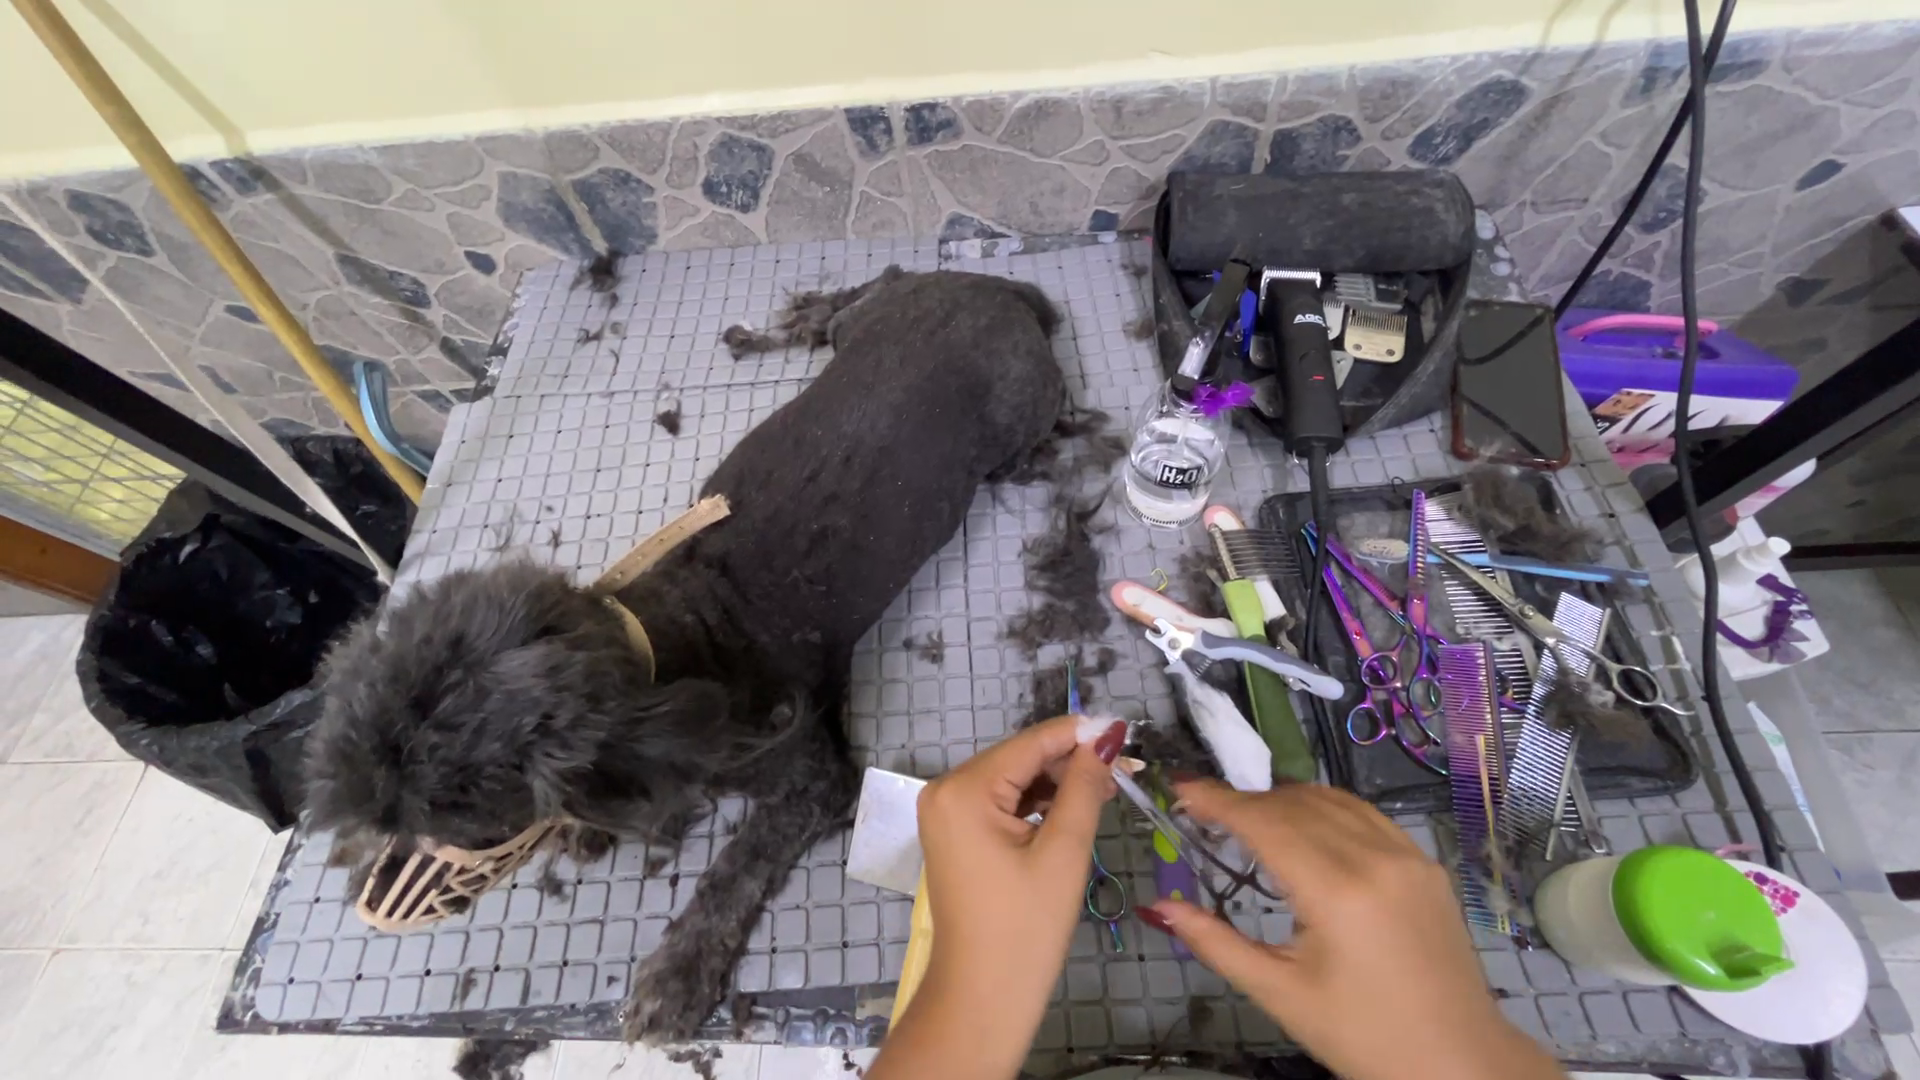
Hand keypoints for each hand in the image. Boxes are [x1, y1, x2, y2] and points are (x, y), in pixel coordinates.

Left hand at [868, 714, 1121, 1079]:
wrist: (981, 1001)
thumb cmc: (1025, 930)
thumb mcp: (1063, 852)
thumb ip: (1084, 786)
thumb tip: (1106, 737)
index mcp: (964, 789)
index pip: (1030, 743)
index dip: (1079, 733)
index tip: (1124, 730)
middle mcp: (945, 788)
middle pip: (1019, 758)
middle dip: (1069, 762)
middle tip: (1123, 774)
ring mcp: (945, 810)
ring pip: (1012, 778)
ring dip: (1055, 783)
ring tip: (1106, 791)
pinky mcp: (953, 831)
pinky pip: (999, 801)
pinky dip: (1034, 803)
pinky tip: (1070, 809)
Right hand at [1143, 781, 1562, 1079]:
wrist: (1464, 1065)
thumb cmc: (1363, 1036)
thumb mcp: (1280, 995)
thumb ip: (1215, 943)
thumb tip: (1160, 906)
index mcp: (1336, 891)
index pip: (1263, 822)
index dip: (1217, 800)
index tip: (1181, 789)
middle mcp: (1373, 857)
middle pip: (1290, 803)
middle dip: (1242, 800)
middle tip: (1205, 812)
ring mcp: (1405, 854)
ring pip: (1326, 798)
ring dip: (1280, 799)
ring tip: (1249, 819)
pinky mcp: (1424, 861)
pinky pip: (1361, 811)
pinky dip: (1321, 806)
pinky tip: (1303, 825)